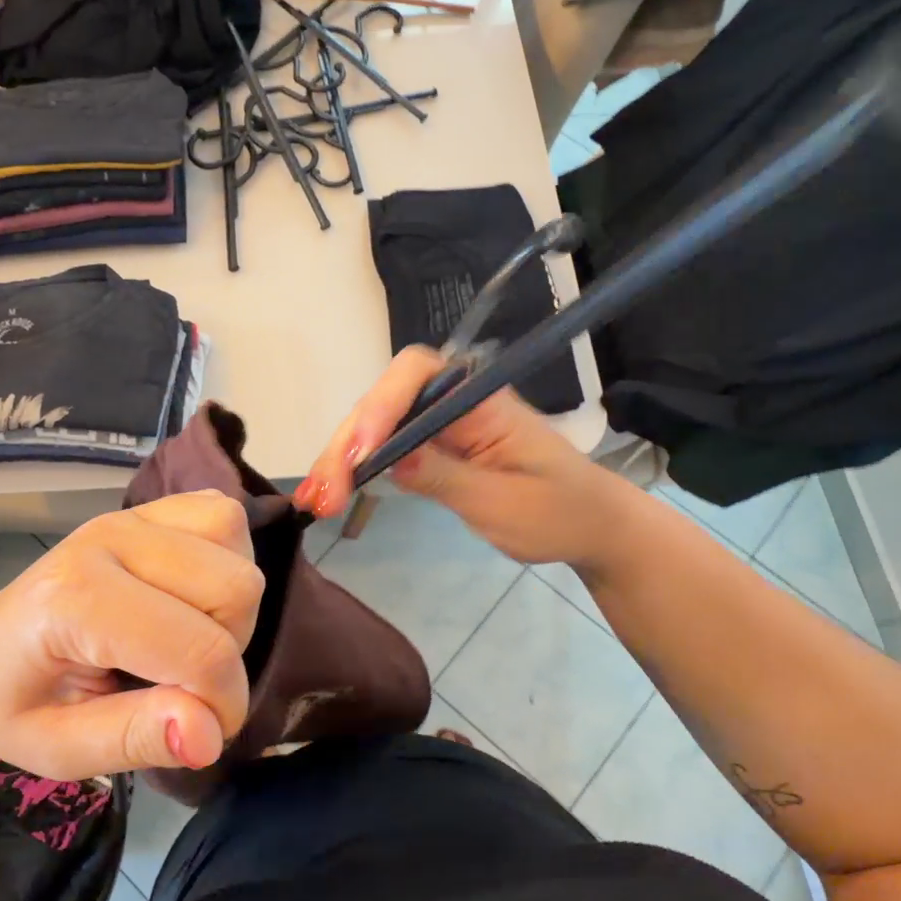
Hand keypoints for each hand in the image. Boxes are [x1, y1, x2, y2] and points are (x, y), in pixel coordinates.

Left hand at [0, 491, 261, 780]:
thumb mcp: (59, 749)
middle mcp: (108, 539)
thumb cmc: (11, 708)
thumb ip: (134, 739)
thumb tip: (211, 734)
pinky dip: (226, 560)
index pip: (201, 648)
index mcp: (74, 599)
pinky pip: (224, 517)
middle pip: (235, 588)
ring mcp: (128, 515)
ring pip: (236, 543)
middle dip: (228, 652)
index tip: (200, 734)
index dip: (223, 704)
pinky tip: (191, 599)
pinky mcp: (146, 508)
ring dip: (230, 606)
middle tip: (182, 684)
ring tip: (185, 639)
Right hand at [298, 346, 634, 568]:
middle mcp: (452, 402)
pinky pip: (383, 450)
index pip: (417, 374)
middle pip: (383, 401)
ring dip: (339, 460)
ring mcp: (438, 424)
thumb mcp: (502, 502)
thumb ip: (445, 476)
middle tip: (321, 496)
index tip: (362, 456)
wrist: (589, 526)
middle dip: (347, 446)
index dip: (380, 407)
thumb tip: (390, 459)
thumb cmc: (558, 513)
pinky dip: (352, 471)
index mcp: (480, 400)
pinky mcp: (430, 447)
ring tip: (312, 501)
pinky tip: (325, 495)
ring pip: (374, 426)